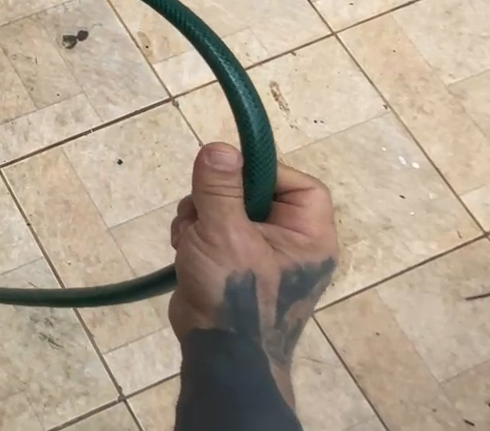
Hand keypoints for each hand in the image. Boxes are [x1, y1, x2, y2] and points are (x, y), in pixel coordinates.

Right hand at [168, 142, 337, 402]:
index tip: (224, 172)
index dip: (264, 172)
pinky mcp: (237, 259)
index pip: (301, 185)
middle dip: (215, 196)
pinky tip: (184, 247)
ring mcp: (263, 252)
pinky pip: (214, 226)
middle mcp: (292, 242)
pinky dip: (194, 230)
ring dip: (198, 214)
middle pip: (255, 193)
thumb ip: (219, 188)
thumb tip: (220, 146)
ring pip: (226, 207)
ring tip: (189, 238)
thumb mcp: (222, 233)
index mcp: (309, 237)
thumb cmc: (234, 291)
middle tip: (199, 210)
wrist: (222, 348)